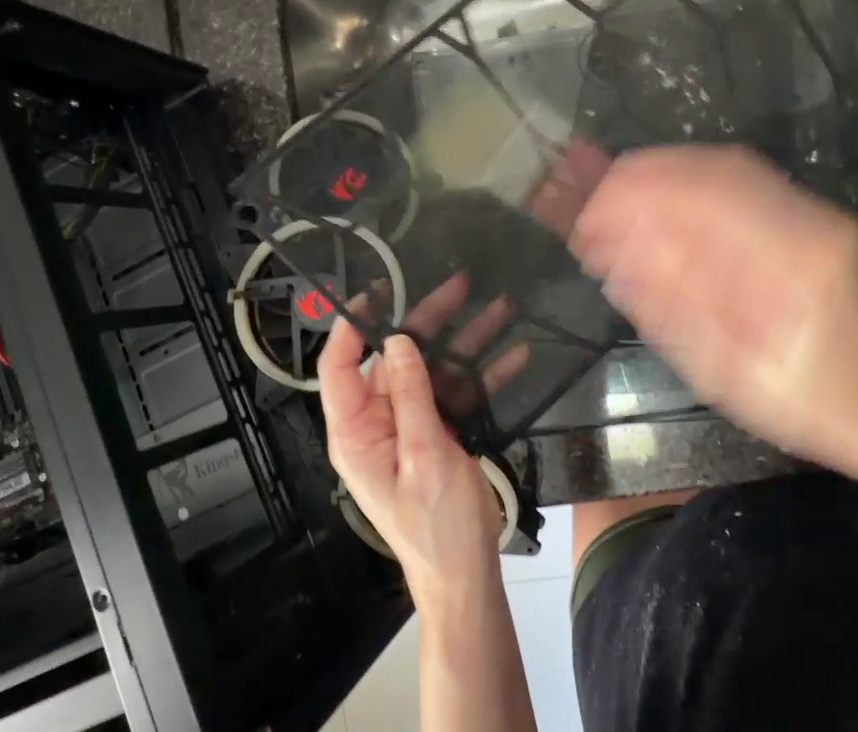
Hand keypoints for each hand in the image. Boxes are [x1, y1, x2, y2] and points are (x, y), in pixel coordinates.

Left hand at [317, 276, 524, 601]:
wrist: (467, 573)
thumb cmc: (436, 525)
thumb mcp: (424, 457)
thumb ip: (411, 397)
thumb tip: (397, 342)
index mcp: (357, 432)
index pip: (341, 368)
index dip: (352, 326)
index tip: (376, 289)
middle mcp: (380, 423)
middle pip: (398, 359)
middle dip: (429, 322)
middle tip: (460, 284)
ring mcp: (414, 427)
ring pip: (436, 370)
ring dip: (468, 342)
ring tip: (501, 307)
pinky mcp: (442, 434)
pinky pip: (460, 395)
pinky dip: (487, 375)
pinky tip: (517, 354)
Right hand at [568, 145, 857, 459]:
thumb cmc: (803, 404)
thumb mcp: (727, 375)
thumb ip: (674, 310)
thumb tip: (618, 255)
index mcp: (793, 268)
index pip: (704, 203)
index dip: (637, 198)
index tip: (588, 216)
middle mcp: (809, 224)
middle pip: (715, 170)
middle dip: (643, 179)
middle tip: (592, 204)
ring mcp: (814, 213)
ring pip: (727, 167)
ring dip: (662, 177)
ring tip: (613, 200)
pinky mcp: (808, 214)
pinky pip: (741, 181)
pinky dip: (688, 185)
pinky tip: (656, 203)